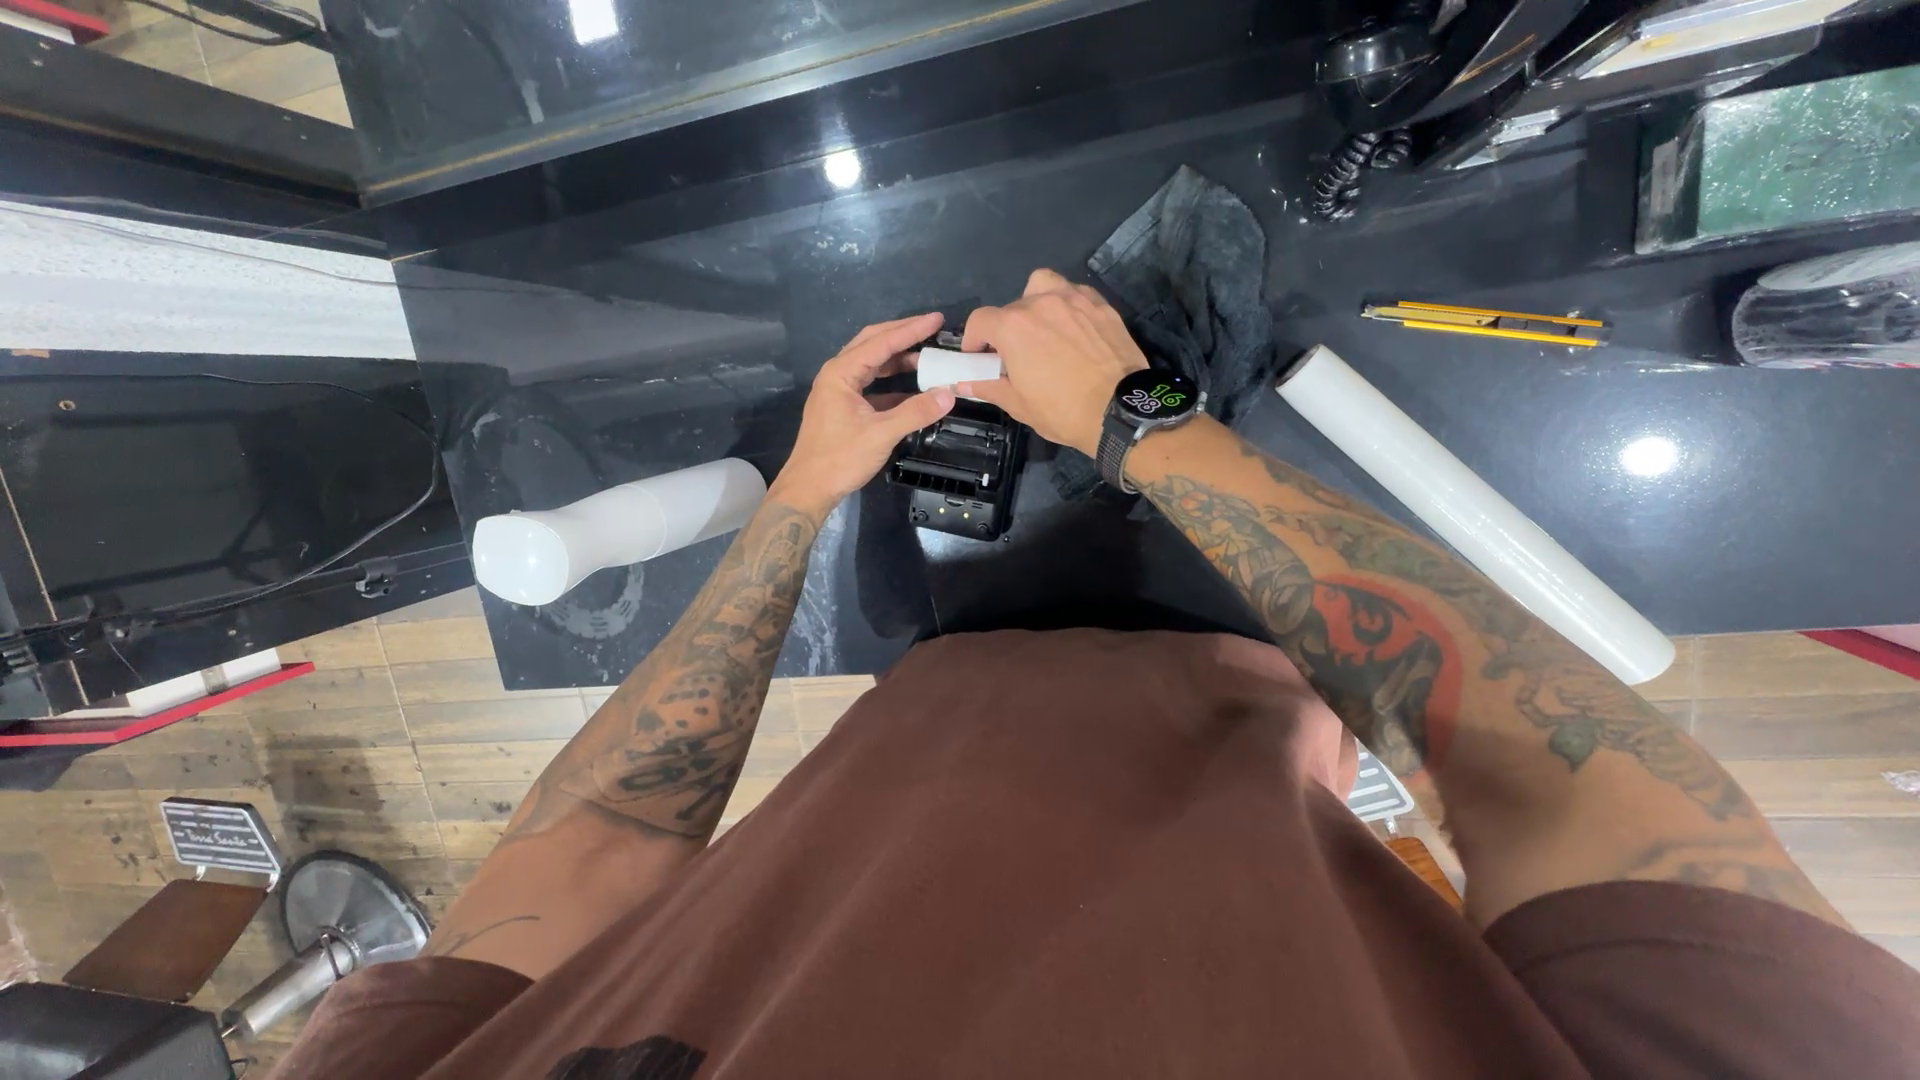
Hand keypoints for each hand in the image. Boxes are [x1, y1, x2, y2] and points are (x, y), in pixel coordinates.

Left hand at [769, 313, 955, 518]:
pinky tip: (912, 388)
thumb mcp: (882, 434)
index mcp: (841, 373)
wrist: (809, 487)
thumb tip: (949, 394)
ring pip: (871, 364)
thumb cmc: (840, 458)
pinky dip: (891, 382)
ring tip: (926, 355)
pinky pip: (870, 384)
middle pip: (872, 344)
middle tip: (931, 327)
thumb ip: (916, 412)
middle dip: (902, 334)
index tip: (936, 319)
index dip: (911, 330)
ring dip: (897, 358)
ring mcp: (838, 391)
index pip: (881, 342)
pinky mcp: (842, 407)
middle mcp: (837, 375)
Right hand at [957, 269, 1148, 455]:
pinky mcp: (1101, 305)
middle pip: (1011, 307)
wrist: (1119, 410)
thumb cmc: (1063, 411)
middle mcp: (1040, 303)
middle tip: (1016, 354)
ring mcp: (1074, 299)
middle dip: (1006, 329)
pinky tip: (1071, 326)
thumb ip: (988, 386)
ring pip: (1043, 285)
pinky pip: (1075, 293)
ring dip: (1035, 301)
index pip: (980, 320)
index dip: (974, 339)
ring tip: (1042, 326)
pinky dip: (1066, 304)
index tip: (978, 356)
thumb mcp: (1018, 404)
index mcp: (1013, 327)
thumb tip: (964, 382)